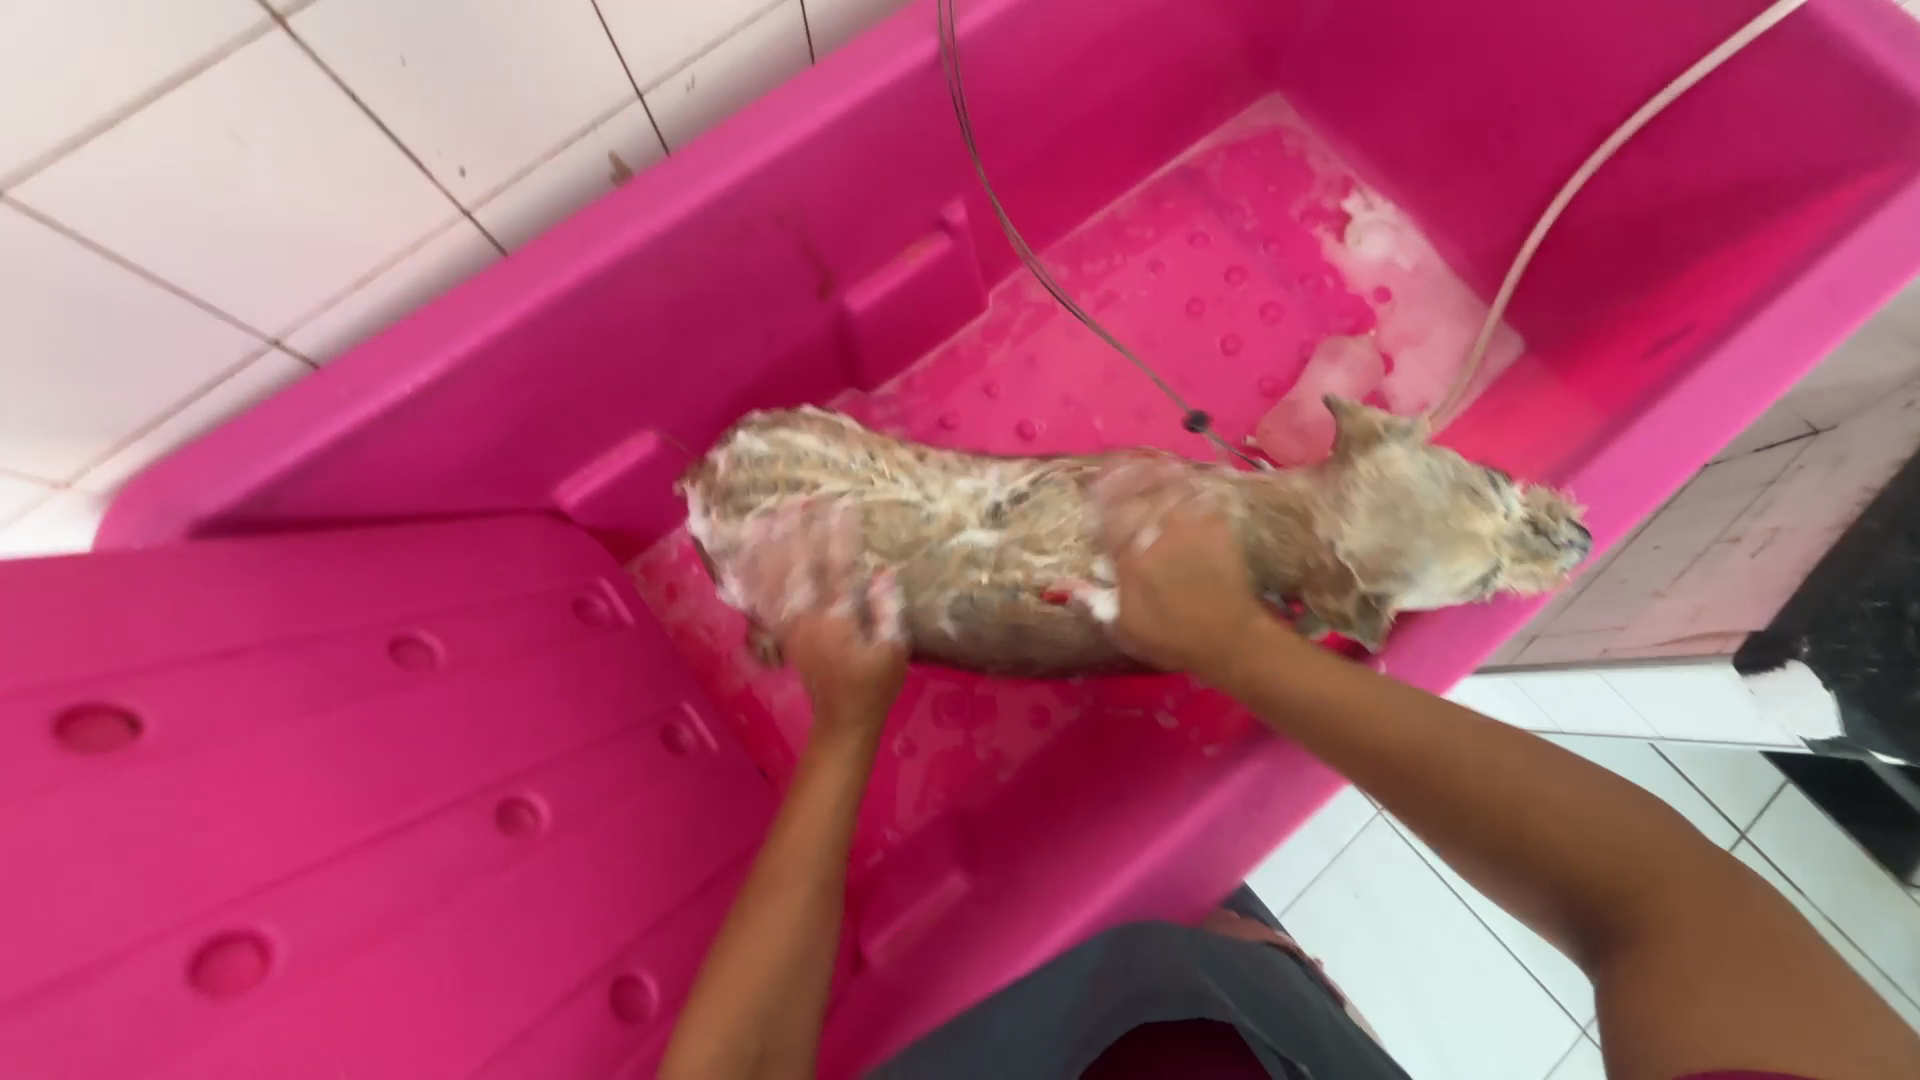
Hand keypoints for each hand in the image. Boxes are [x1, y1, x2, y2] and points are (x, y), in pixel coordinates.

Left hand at [730, 499, 908, 745]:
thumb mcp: (894, 651)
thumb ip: (887, 611)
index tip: (842, 504)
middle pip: (798, 566)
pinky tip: (747, 554)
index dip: (839, 534)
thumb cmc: (875, 684)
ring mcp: (789, 625)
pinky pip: (761, 598)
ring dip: (769, 545)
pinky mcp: (782, 632)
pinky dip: (752, 574)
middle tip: (800, 498)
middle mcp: (807, 618)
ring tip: (767, 514)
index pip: (837, 567)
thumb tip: (881, 573)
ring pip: (772, 579)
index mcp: (838, 621)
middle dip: (798, 530)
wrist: (844, 719)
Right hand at [1075, 460, 1273, 679]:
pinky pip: (1200, 495)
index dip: (1100, 499)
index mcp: (1131, 559)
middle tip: (1115, 467)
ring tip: (1148, 463)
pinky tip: (1184, 477)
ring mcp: (1190, 528)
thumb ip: (1092, 602)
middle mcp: (1158, 536)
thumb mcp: (1124, 628)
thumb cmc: (1172, 638)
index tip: (1093, 486)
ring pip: (1169, 489)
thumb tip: (1059, 586)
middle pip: (1137, 496)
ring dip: (1155, 474)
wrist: (1229, 639)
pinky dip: (1188, 483)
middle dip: (1124, 478)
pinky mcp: (1218, 529)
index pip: (1109, 518)